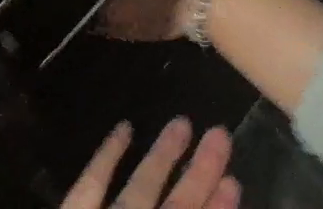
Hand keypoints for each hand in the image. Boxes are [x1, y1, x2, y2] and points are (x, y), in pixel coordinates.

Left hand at [61, 118, 239, 208]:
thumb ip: (175, 208)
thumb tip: (209, 194)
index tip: (235, 182)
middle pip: (175, 208)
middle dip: (198, 175)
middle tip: (222, 137)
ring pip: (140, 190)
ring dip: (163, 157)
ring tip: (182, 123)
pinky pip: (88, 187)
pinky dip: (107, 158)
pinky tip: (125, 128)